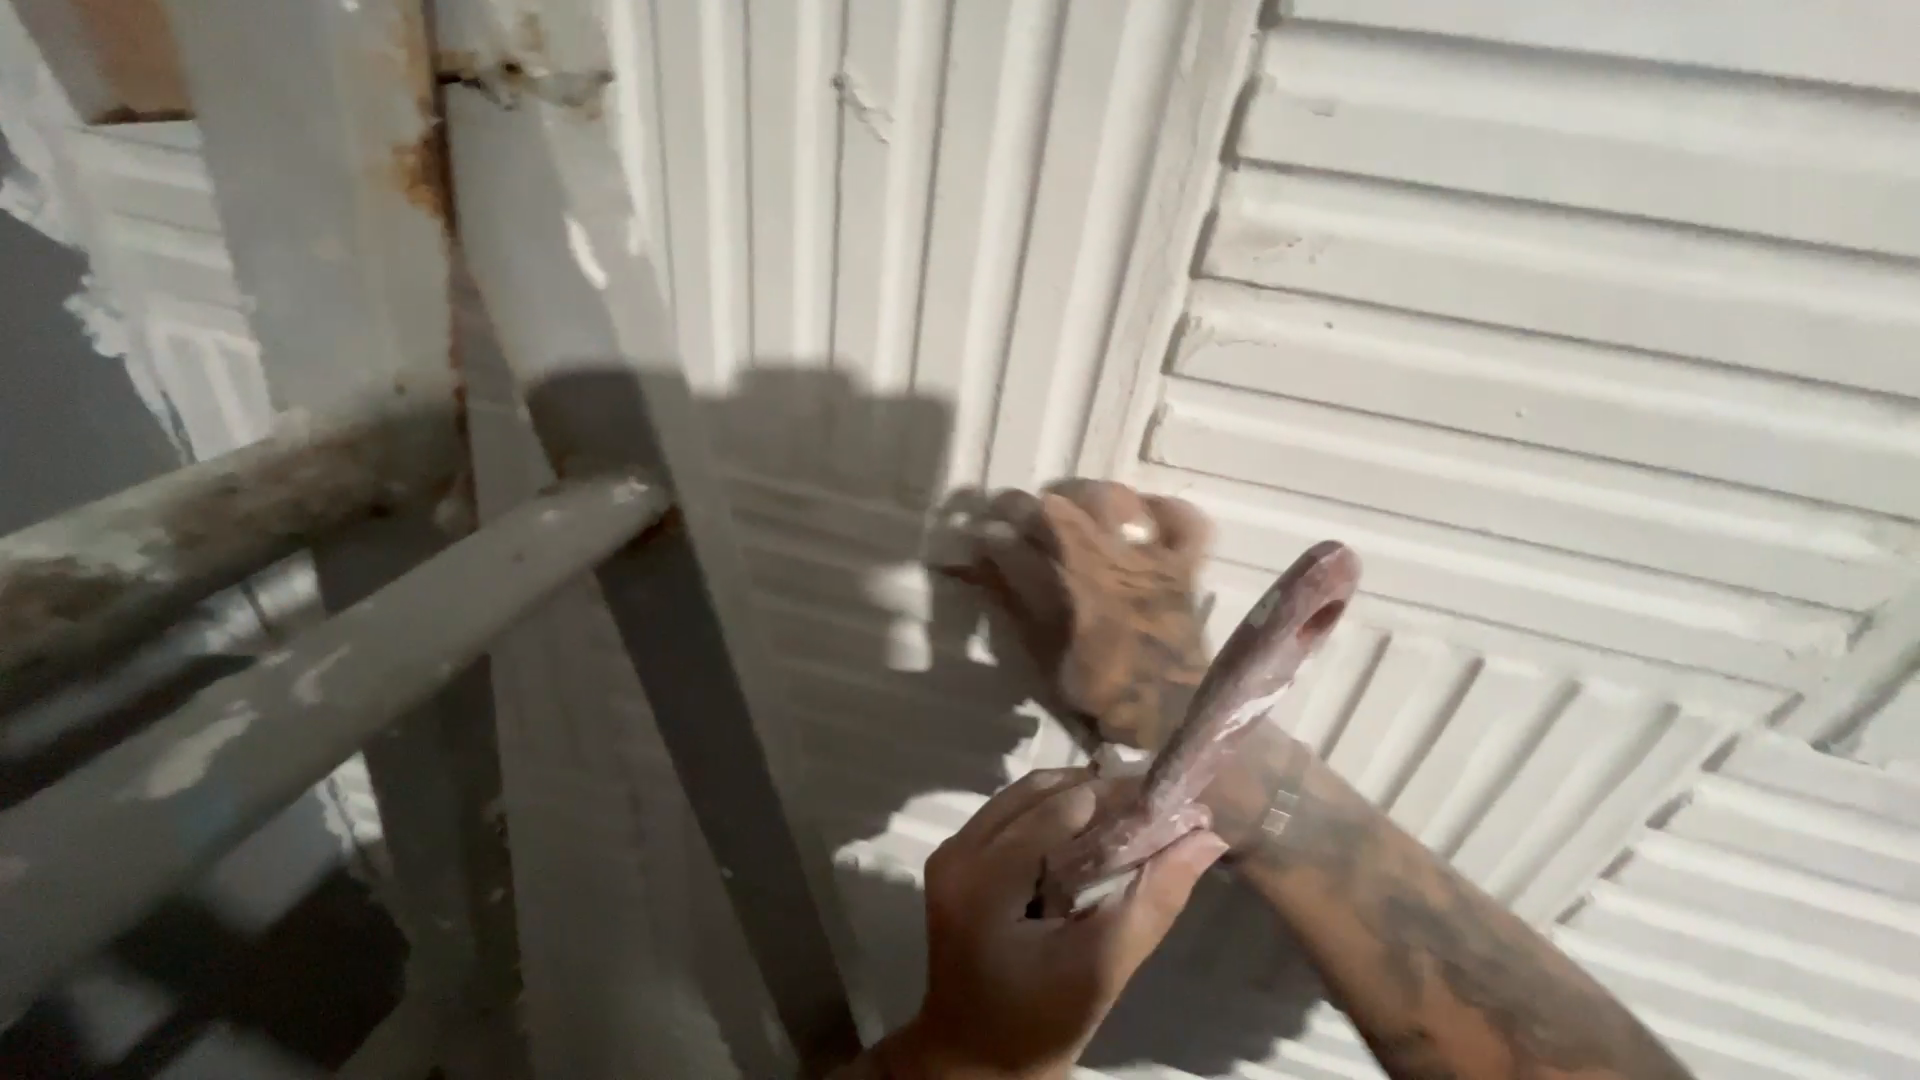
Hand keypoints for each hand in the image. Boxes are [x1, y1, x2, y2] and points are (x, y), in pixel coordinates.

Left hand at [886, 768, 1227, 1078]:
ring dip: (1076, 796)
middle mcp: (959, 851)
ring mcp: (951, 852)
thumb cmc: (1038, 1023)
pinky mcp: (955, 859)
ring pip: (1024, 796)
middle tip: (1156, 804)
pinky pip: (1010, 814)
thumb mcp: (1101, 969)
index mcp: (984, 879)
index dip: (1119, 797)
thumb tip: (1206, 837)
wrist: (973, 1059)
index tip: (1172, 800)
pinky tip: (1088, 830)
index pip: (1061, 808)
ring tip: (1129, 812)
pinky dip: (1051, 812)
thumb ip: (1153, 901)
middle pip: (1039, 793)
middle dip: (1101, 792)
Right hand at [958, 480, 1211, 750]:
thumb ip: (1015, 606)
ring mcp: (1148, 559)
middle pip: (1055, 512)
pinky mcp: (1183, 565)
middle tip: (1010, 514)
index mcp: (1065, 593)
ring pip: (1112, 500)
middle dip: (1021, 508)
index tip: (978, 534)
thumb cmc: (1098, 689)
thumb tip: (984, 568)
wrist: (1166, 712)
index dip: (990, 536)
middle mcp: (1104, 565)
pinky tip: (1144, 513)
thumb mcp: (1042, 653)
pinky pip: (1185, 523)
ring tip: (1071, 506)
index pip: (1013, 547)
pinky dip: (1166, 510)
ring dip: (1081, 497)